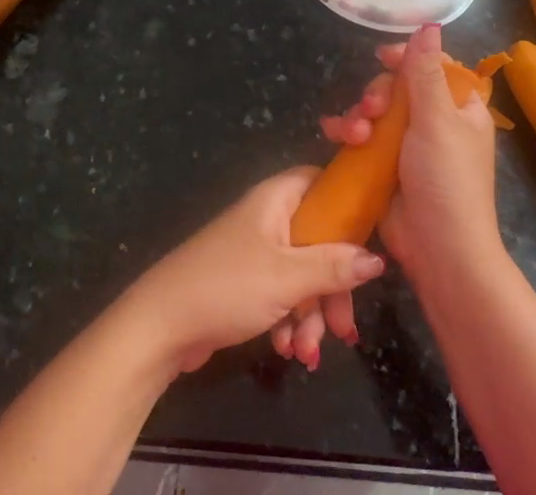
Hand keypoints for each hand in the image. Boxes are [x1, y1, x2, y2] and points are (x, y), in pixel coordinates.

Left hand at [119, 168, 386, 373]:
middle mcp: (266, 220)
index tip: (371, 238)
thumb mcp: (288, 277)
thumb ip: (335, 266)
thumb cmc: (225, 287)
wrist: (158, 328)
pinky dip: (289, 323)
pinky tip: (289, 351)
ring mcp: (254, 254)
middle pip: (320, 240)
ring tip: (307, 351)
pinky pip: (282, 297)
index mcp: (275, 201)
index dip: (349, 204)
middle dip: (333, 288)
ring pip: (303, 276)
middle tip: (344, 327)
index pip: (322, 183)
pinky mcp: (244, 286)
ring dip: (311, 315)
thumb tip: (377, 258)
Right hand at [272, 25, 502, 366]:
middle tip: (371, 111)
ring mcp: (408, 147)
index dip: (409, 58)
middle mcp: (436, 124)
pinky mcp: (384, 168)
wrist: (438, 249)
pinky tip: (335, 136)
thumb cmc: (447, 180)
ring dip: (359, 115)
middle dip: (377, 94)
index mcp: (461, 109)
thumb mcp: (438, 120)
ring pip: (375, 112)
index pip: (434, 67)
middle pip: (397, 88)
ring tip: (354, 134)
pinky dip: (347, 133)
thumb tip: (430, 26)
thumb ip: (426, 72)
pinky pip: (362, 139)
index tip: (384, 57)